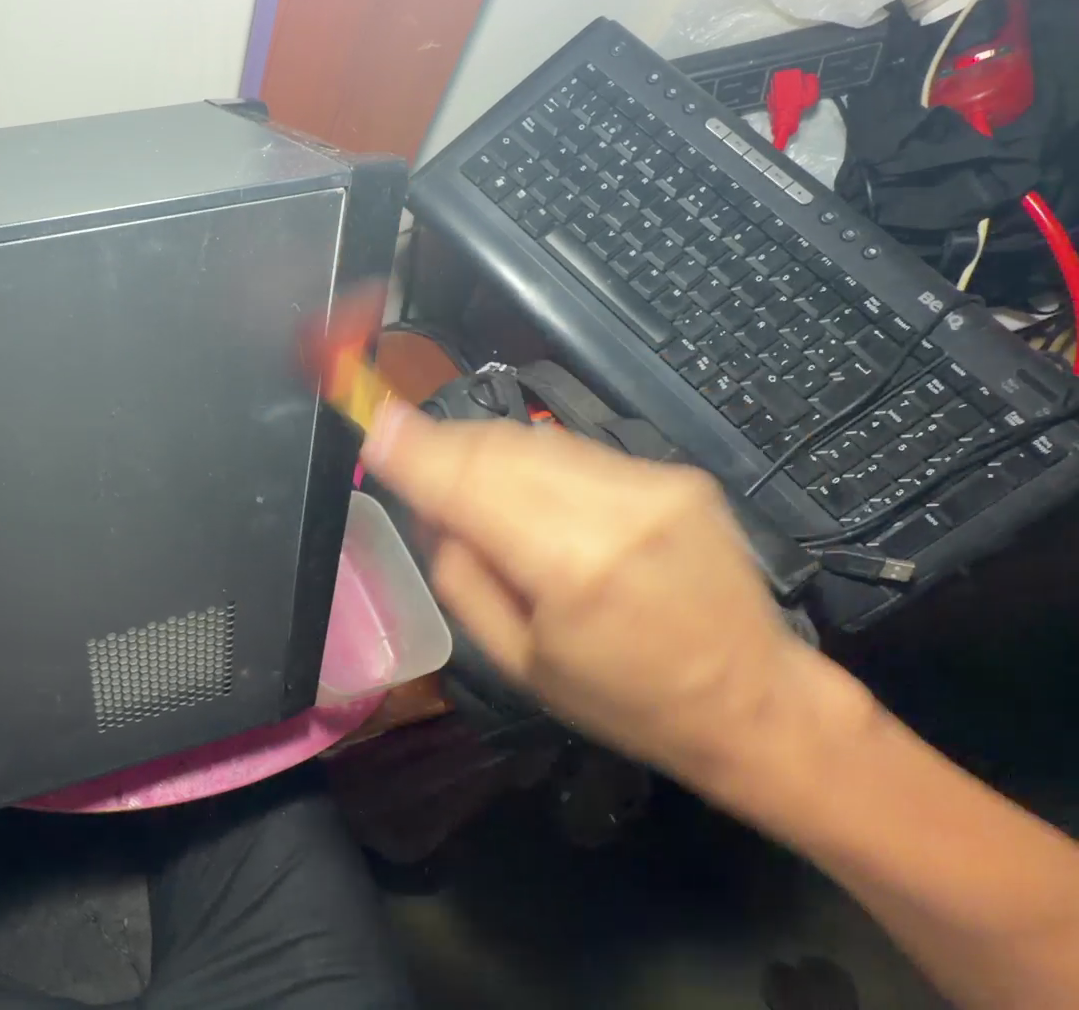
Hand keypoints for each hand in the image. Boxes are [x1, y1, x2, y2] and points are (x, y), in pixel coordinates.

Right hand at [360, 398, 822, 775]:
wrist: (751, 699)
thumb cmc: (620, 698)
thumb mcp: (513, 658)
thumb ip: (460, 573)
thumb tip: (429, 506)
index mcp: (572, 569)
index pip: (468, 483)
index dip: (412, 449)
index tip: (372, 425)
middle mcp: (618, 510)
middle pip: (497, 446)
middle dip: (438, 442)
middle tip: (403, 452)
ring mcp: (654, 485)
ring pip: (533, 438)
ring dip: (479, 448)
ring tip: (459, 478)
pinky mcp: (676, 474)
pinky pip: (573, 450)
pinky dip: (529, 459)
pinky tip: (522, 490)